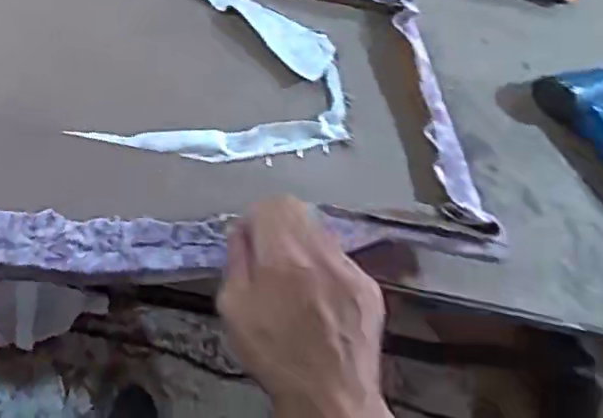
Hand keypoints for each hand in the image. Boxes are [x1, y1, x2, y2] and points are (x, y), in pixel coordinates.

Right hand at [218, 197, 388, 417]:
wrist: (332, 402)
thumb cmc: (276, 356)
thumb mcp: (233, 308)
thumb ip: (235, 260)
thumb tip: (239, 233)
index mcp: (283, 254)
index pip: (269, 204)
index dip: (255, 219)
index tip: (250, 240)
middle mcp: (319, 252)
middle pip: (297, 209)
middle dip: (279, 223)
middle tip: (271, 252)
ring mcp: (349, 268)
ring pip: (320, 231)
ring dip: (304, 243)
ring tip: (297, 278)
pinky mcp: (369, 287)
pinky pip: (341, 259)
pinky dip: (327, 268)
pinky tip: (321, 297)